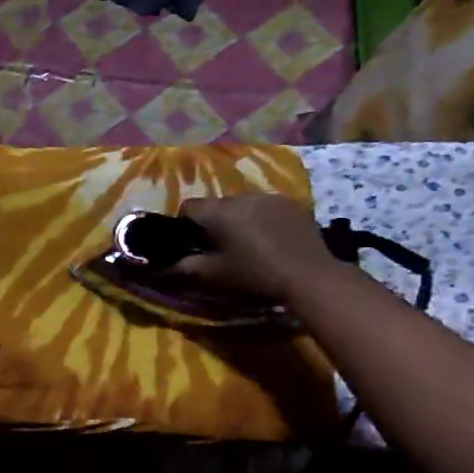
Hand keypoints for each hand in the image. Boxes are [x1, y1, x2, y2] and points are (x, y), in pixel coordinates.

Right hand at [173, 194, 347, 300]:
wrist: (309, 276)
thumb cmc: (255, 274)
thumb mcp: (215, 274)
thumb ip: (186, 266)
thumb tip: (164, 266)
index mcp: (218, 212)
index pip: (189, 206)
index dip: (185, 223)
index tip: (193, 241)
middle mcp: (241, 197)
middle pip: (217, 204)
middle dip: (215, 220)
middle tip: (222, 244)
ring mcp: (269, 197)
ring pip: (242, 203)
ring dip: (240, 217)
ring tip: (250, 241)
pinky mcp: (291, 202)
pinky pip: (266, 205)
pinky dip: (262, 217)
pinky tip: (272, 237)